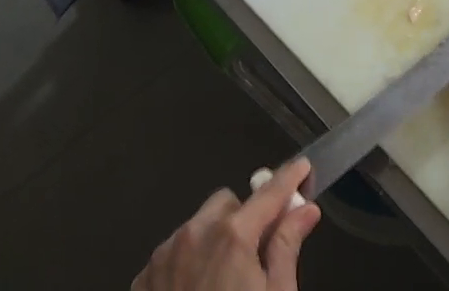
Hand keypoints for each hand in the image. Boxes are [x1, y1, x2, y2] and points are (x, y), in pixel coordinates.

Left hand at [132, 158, 322, 290]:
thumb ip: (286, 247)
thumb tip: (305, 210)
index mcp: (233, 235)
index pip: (269, 192)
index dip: (290, 178)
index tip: (303, 168)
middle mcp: (194, 233)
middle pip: (228, 203)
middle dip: (245, 217)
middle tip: (258, 249)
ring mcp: (163, 256)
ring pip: (197, 225)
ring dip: (215, 238)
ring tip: (224, 278)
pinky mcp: (143, 279)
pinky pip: (173, 251)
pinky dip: (189, 260)